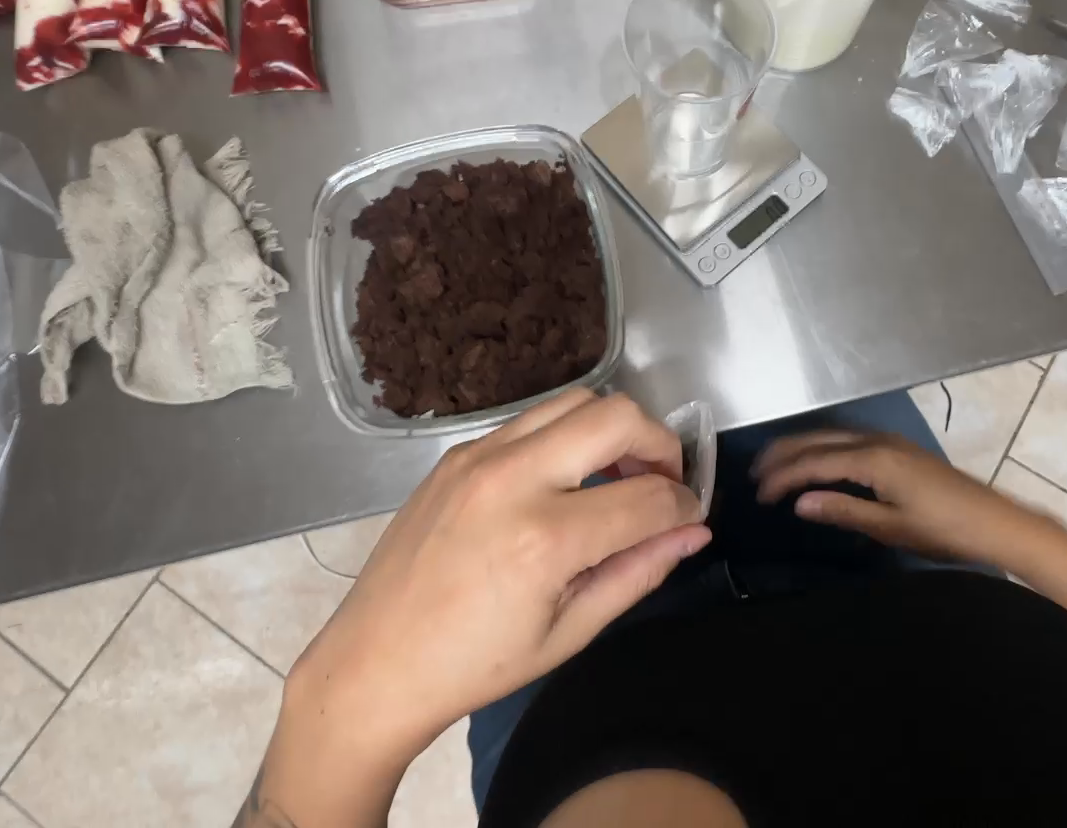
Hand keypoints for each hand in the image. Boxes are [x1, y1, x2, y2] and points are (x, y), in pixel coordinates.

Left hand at [282, 390, 710, 760]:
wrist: (372, 662)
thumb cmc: (475, 665)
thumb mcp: (570, 632)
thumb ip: (639, 572)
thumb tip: (694, 531)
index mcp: (544, 538)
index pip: (646, 497)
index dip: (684, 504)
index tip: (690, 516)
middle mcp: (513, 477)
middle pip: (616, 415)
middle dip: (660, 443)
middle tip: (664, 482)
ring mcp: (479, 455)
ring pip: (576, 401)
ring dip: (613, 430)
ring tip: (618, 476)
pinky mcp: (459, 451)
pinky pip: (533, 420)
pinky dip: (568, 437)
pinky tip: (564, 482)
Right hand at [752, 430, 1046, 564]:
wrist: (995, 523)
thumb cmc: (944, 530)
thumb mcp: (891, 528)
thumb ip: (843, 510)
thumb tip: (799, 503)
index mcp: (872, 459)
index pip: (814, 463)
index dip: (783, 477)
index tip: (760, 495)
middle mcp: (876, 441)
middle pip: (817, 440)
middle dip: (783, 454)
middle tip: (755, 472)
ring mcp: (887, 440)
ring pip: (831, 436)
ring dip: (800, 448)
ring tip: (774, 464)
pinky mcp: (896, 447)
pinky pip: (845, 440)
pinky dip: (821, 448)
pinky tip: (814, 461)